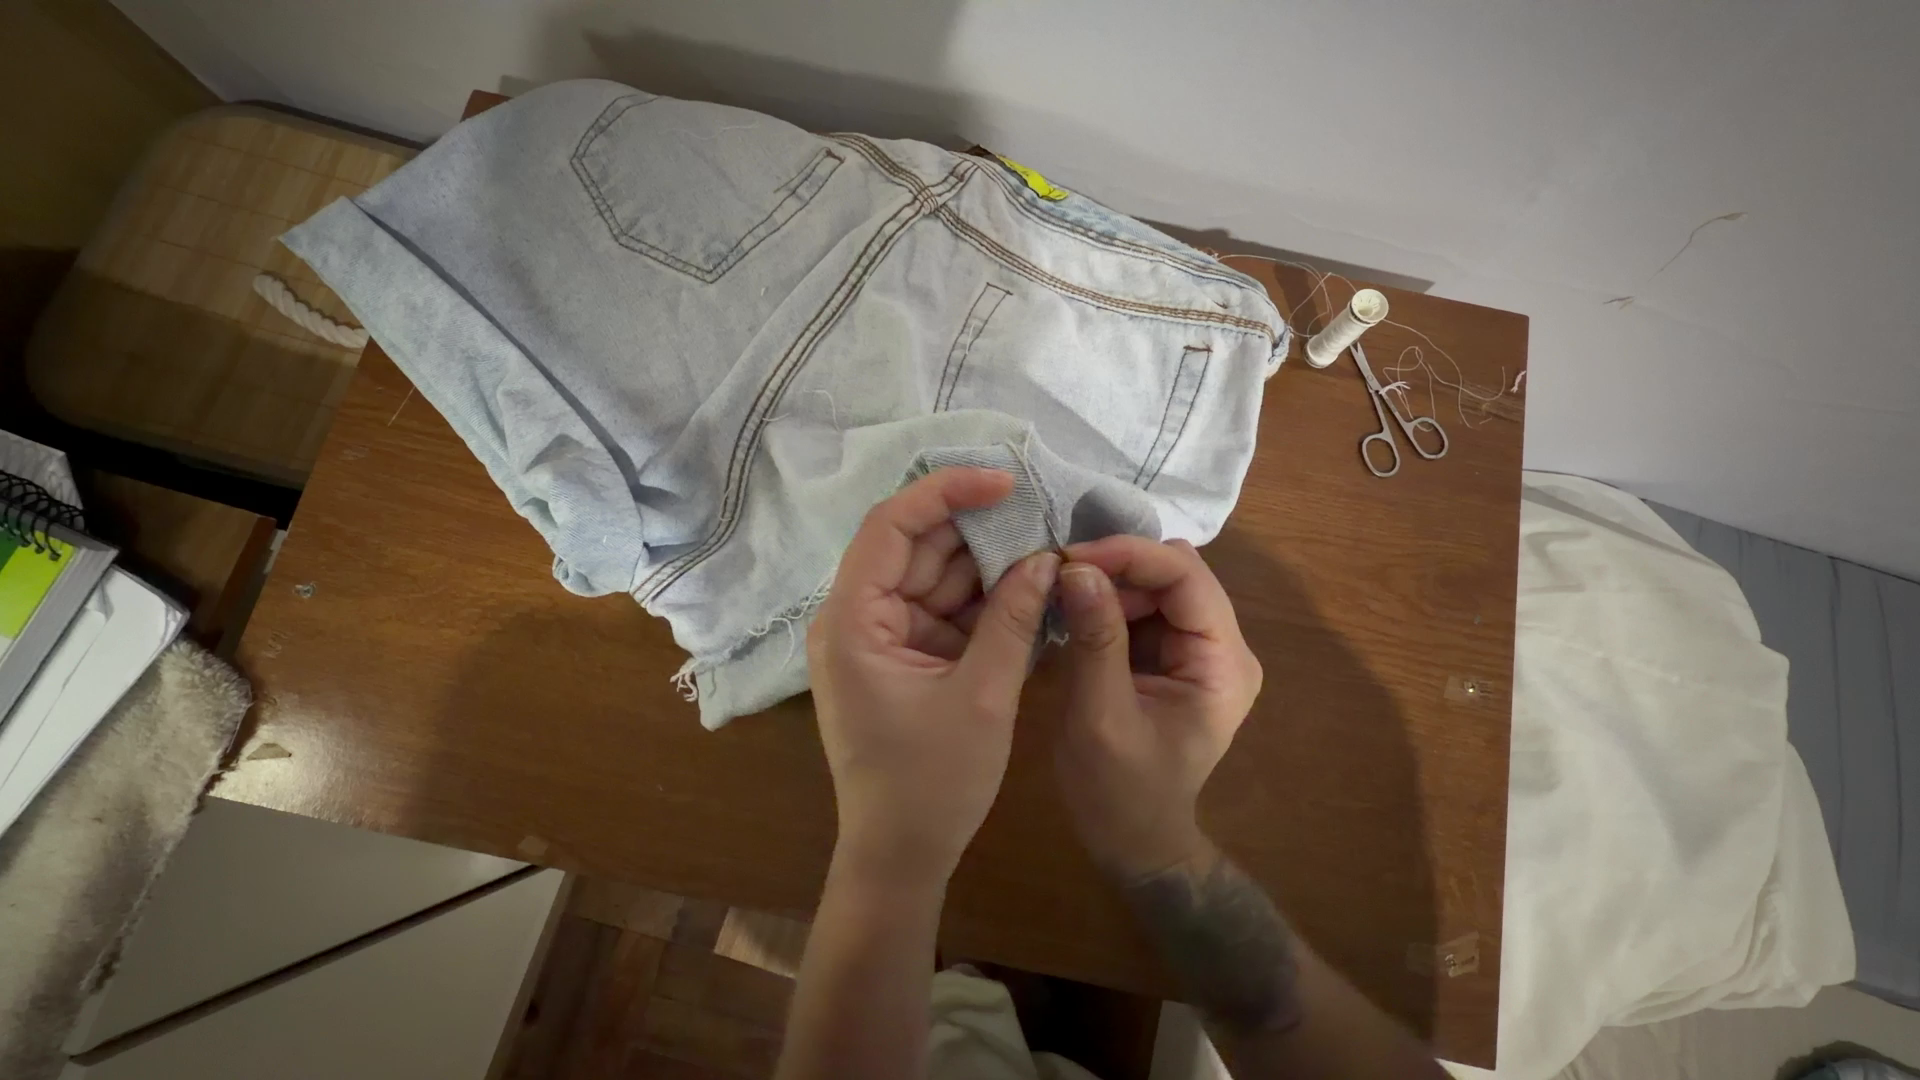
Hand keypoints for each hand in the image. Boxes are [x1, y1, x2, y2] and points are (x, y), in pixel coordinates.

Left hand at [807, 467, 1059, 888]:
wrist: (901, 857)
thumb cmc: (932, 783)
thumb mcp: (983, 696)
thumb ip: (1013, 619)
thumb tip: (1046, 559)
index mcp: (853, 620)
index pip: (890, 526)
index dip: (945, 492)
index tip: (1003, 480)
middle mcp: (856, 618)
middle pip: (914, 549)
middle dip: (975, 531)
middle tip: (1038, 517)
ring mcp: (878, 638)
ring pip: (932, 578)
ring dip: (984, 566)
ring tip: (1041, 549)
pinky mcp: (901, 658)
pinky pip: (941, 612)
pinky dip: (979, 602)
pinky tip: (1025, 590)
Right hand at [1053, 537, 1261, 878]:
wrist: (1133, 841)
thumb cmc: (1120, 792)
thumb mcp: (1101, 715)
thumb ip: (1094, 639)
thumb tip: (1076, 568)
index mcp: (1223, 662)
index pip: (1186, 577)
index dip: (1129, 555)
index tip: (1069, 557)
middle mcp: (1222, 646)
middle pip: (1173, 574)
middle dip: (1115, 567)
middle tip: (1057, 577)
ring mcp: (1197, 650)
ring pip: (1154, 584)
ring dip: (1107, 582)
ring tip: (1058, 593)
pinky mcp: (1171, 655)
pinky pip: (1141, 607)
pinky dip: (1105, 602)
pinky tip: (1071, 611)